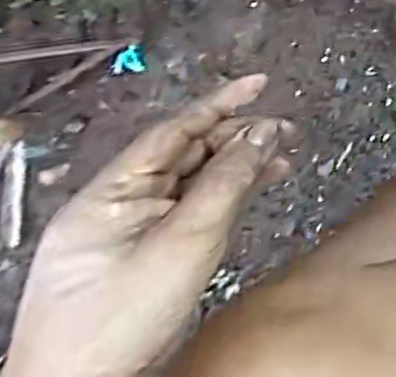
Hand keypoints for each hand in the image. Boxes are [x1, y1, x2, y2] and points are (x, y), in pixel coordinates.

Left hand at [2, 75, 293, 376]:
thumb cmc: (125, 314)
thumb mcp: (186, 239)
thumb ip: (229, 178)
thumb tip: (266, 128)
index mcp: (108, 197)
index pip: (171, 133)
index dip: (218, 103)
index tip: (260, 81)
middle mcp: (118, 206)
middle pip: (186, 153)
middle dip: (238, 136)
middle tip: (287, 130)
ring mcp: (132, 231)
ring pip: (196, 178)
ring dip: (241, 162)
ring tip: (284, 154)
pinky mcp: (149, 252)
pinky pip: (196, 204)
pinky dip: (232, 189)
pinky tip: (263, 180)